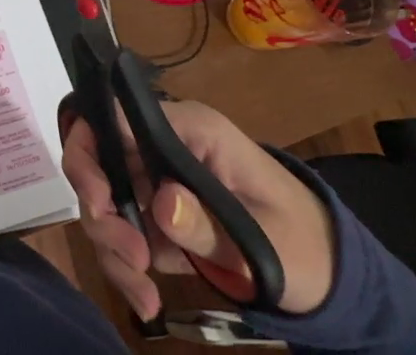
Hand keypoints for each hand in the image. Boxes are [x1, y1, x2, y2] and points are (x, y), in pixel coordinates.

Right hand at [62, 100, 334, 318]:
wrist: (326, 275)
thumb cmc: (305, 244)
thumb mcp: (266, 240)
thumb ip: (209, 223)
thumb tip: (161, 202)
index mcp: (191, 131)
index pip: (115, 115)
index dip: (89, 148)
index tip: (97, 199)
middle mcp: (163, 147)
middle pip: (97, 162)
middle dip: (102, 213)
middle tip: (133, 257)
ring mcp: (155, 181)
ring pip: (101, 203)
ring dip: (112, 249)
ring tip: (145, 292)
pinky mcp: (153, 216)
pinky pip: (118, 234)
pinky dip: (123, 268)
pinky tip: (147, 299)